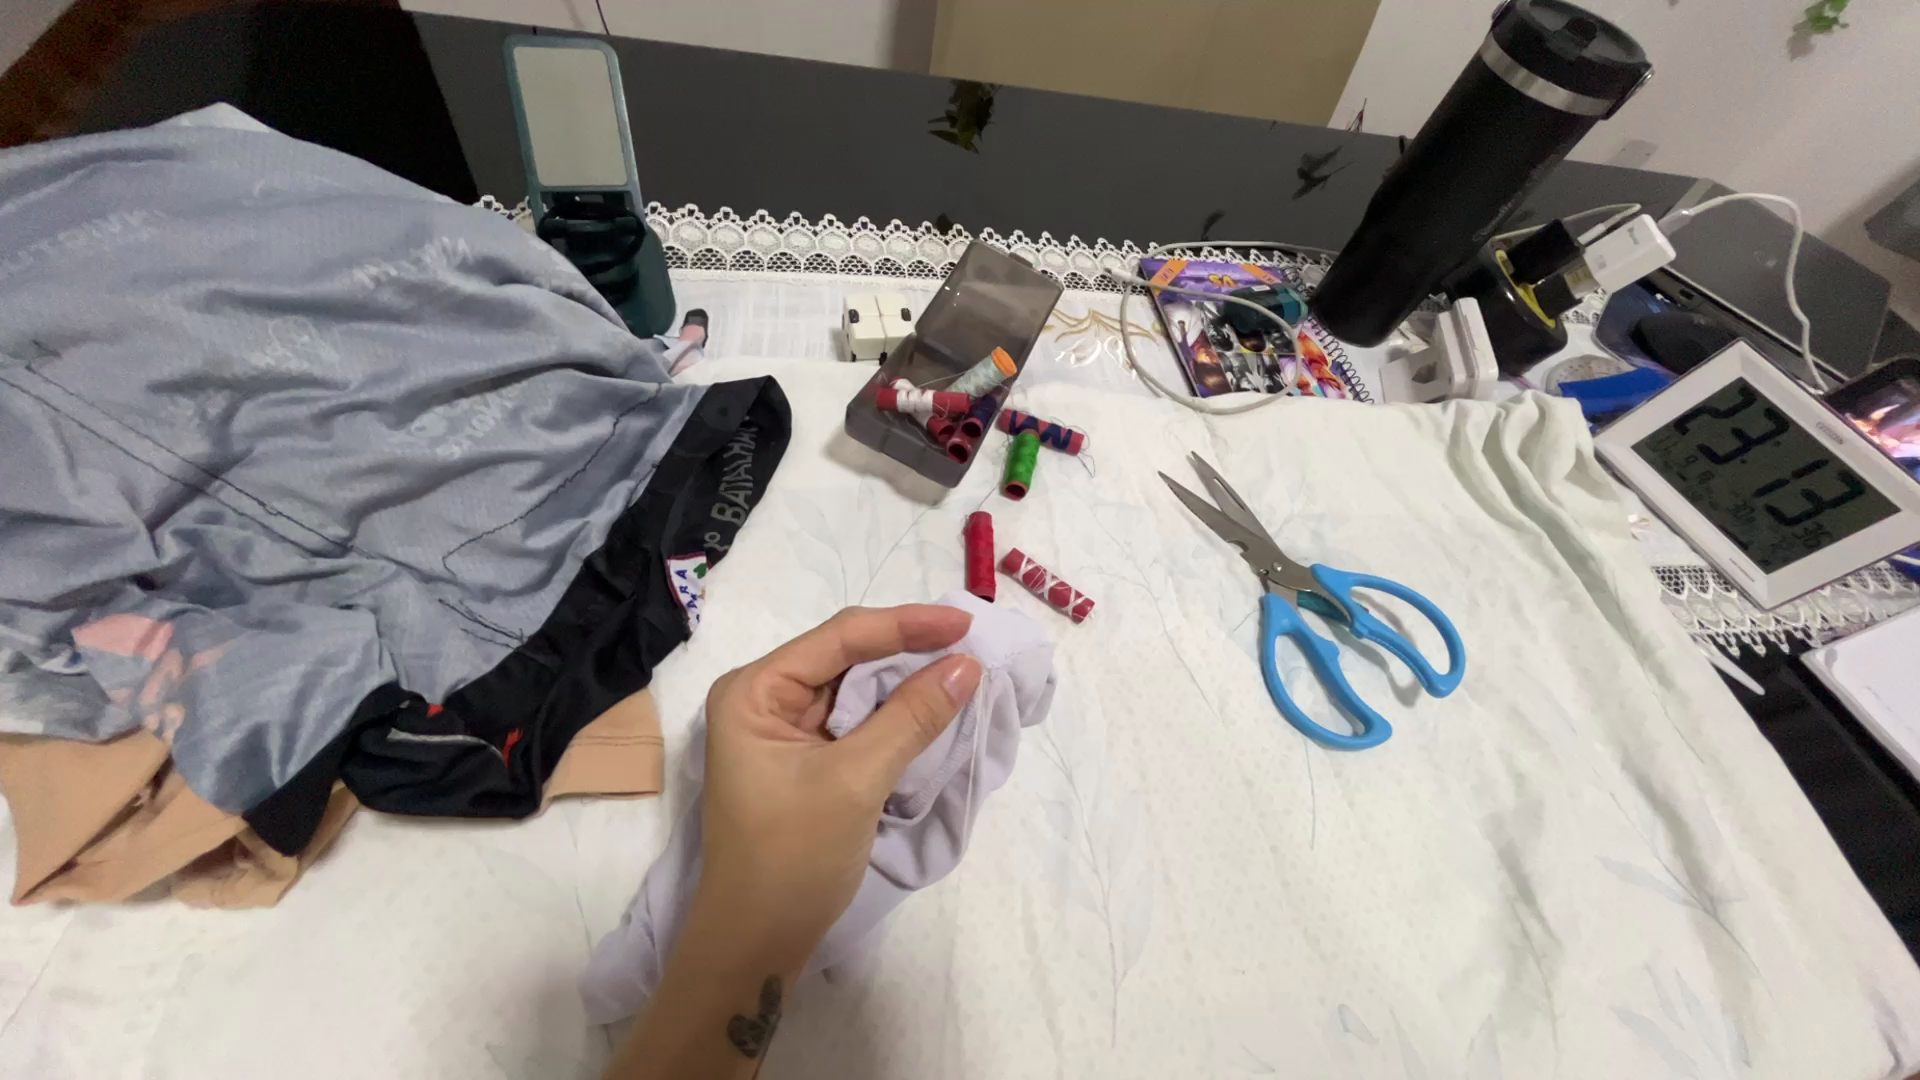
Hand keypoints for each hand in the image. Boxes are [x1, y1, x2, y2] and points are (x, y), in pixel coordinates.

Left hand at [696, 604, 982, 959]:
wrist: (758, 945)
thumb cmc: (792, 859)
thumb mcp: (856, 781)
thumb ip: (911, 717)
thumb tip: (968, 665)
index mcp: (755, 690)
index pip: (840, 638)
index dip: (906, 624)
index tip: (965, 623)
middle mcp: (765, 696)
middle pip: (847, 654)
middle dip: (907, 647)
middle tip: (968, 641)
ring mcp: (784, 727)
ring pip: (855, 684)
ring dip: (905, 678)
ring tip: (959, 665)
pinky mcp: (806, 754)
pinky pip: (858, 716)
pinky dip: (895, 711)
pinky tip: (930, 701)